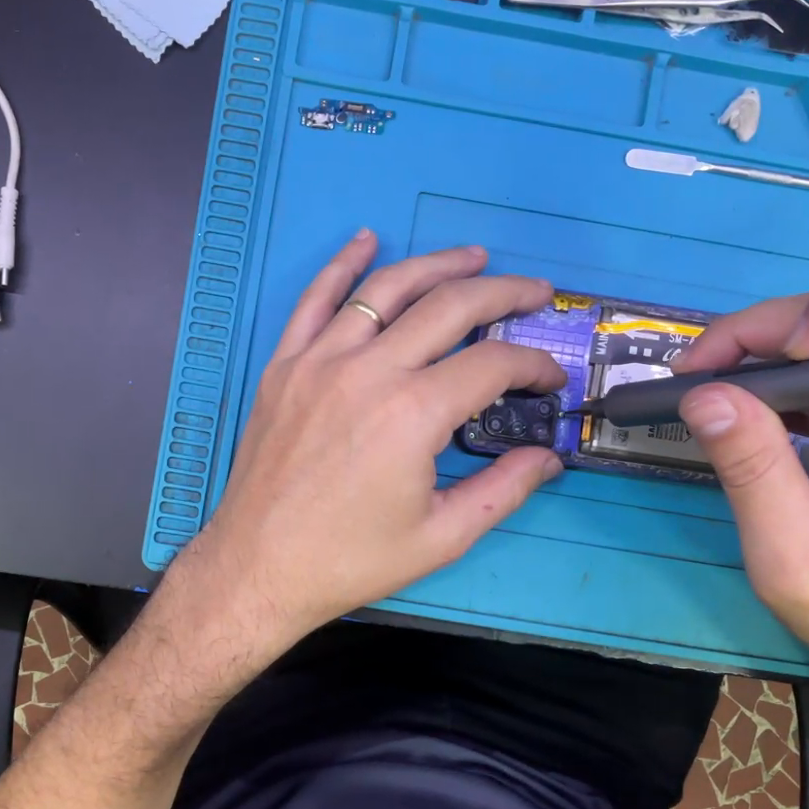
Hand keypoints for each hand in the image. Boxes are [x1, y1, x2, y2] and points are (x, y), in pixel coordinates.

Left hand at [173, 230, 565, 644]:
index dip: (531, 365)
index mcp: (413, 414)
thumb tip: (549, 458)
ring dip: (437, 265)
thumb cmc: (350, 560)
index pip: (491, 363)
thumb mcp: (441, 538)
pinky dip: (342, 265)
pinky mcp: (284, 366)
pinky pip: (315, 299)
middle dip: (503, 292)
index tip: (547, 379)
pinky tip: (366, 241)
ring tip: (473, 257)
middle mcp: (368, 371)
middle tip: (534, 291)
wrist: (258, 567)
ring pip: (386, 289)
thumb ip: (503, 489)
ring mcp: (319, 361)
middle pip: (449, 305)